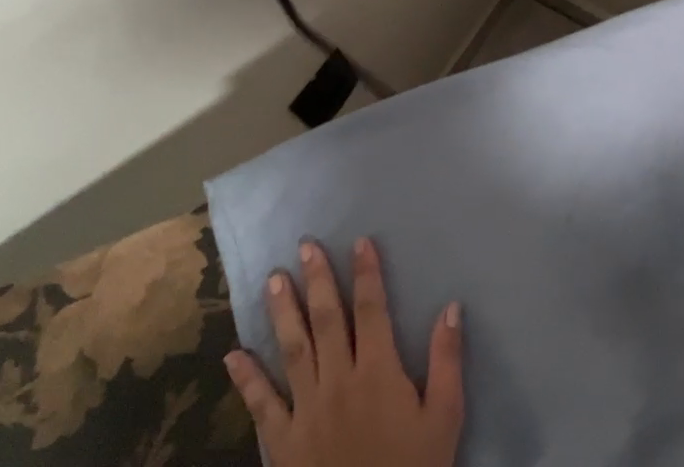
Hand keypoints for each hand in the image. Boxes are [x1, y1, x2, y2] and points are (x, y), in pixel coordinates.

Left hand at [224, 238, 463, 466]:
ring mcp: (305, 409)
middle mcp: (338, 381)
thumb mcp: (445, 416)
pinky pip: (260, 404)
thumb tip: (450, 307)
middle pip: (327, 320)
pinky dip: (246, 378)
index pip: (371, 310)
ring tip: (274, 280)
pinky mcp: (282, 440)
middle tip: (306, 245)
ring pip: (292, 350)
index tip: (360, 242)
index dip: (366, 274)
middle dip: (319, 280)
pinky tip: (233, 355)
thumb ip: (446, 360)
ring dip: (283, 312)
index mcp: (378, 372)